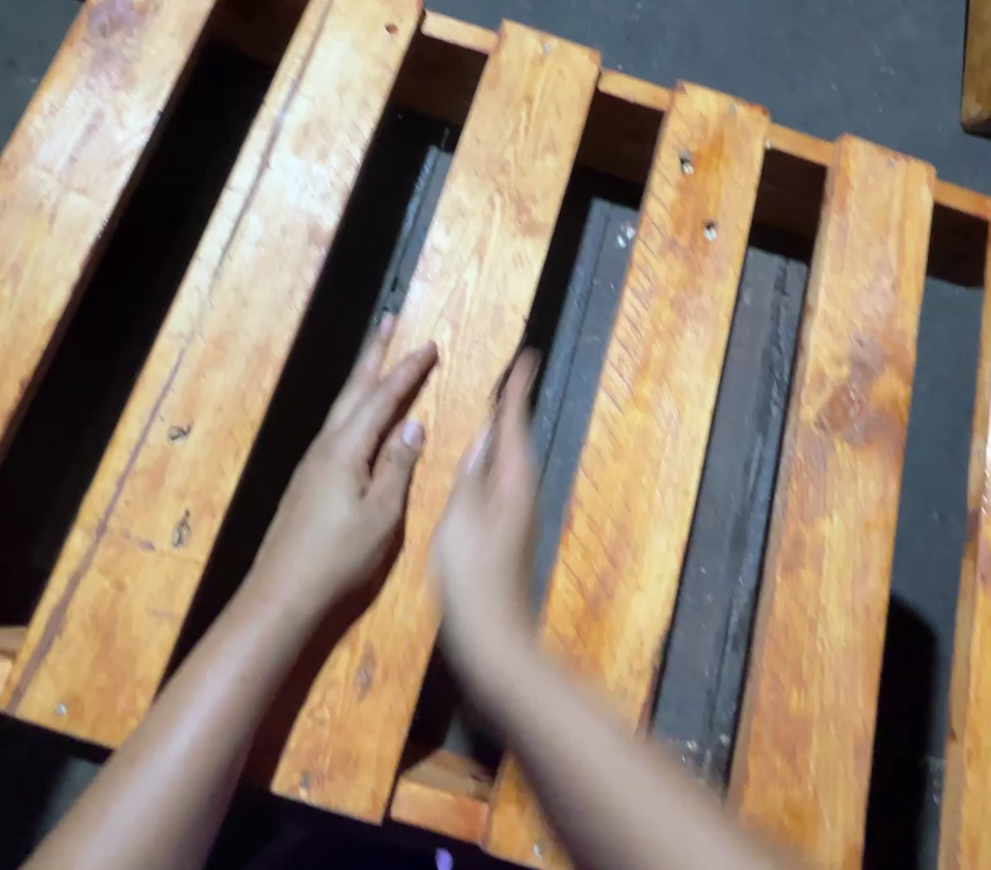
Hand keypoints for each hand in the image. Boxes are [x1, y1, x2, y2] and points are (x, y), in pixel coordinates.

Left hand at [246, 315, 436, 612]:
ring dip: (364, 380)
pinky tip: (363, 420)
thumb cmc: (338, 557)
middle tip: (388, 321)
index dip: (406, 371)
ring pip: (344, 409)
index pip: (382, 398)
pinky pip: (339, 430)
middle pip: (354, 390)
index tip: (428, 345)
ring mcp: (313, 463)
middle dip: (374, 354)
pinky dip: (357, 411)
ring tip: (379, 360)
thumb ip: (397, 467)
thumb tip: (412, 426)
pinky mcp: (309, 481)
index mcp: (345, 449)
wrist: (281, 594)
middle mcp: (325, 446)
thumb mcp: (380, 515)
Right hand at [431, 352, 540, 670]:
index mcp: (512, 481)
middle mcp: (523, 492)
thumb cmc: (472, 571)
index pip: (514, 422)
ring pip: (514, 459)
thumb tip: (488, 432)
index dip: (518, 389)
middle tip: (510, 376)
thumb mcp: (462, 516)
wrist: (493, 633)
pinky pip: (505, 479)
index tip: (528, 357)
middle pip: (519, 438)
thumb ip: (473, 472)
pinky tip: (484, 465)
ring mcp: (520, 514)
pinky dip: (498, 459)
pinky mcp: (511, 531)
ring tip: (496, 408)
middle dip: (514, 406)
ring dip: (507, 431)